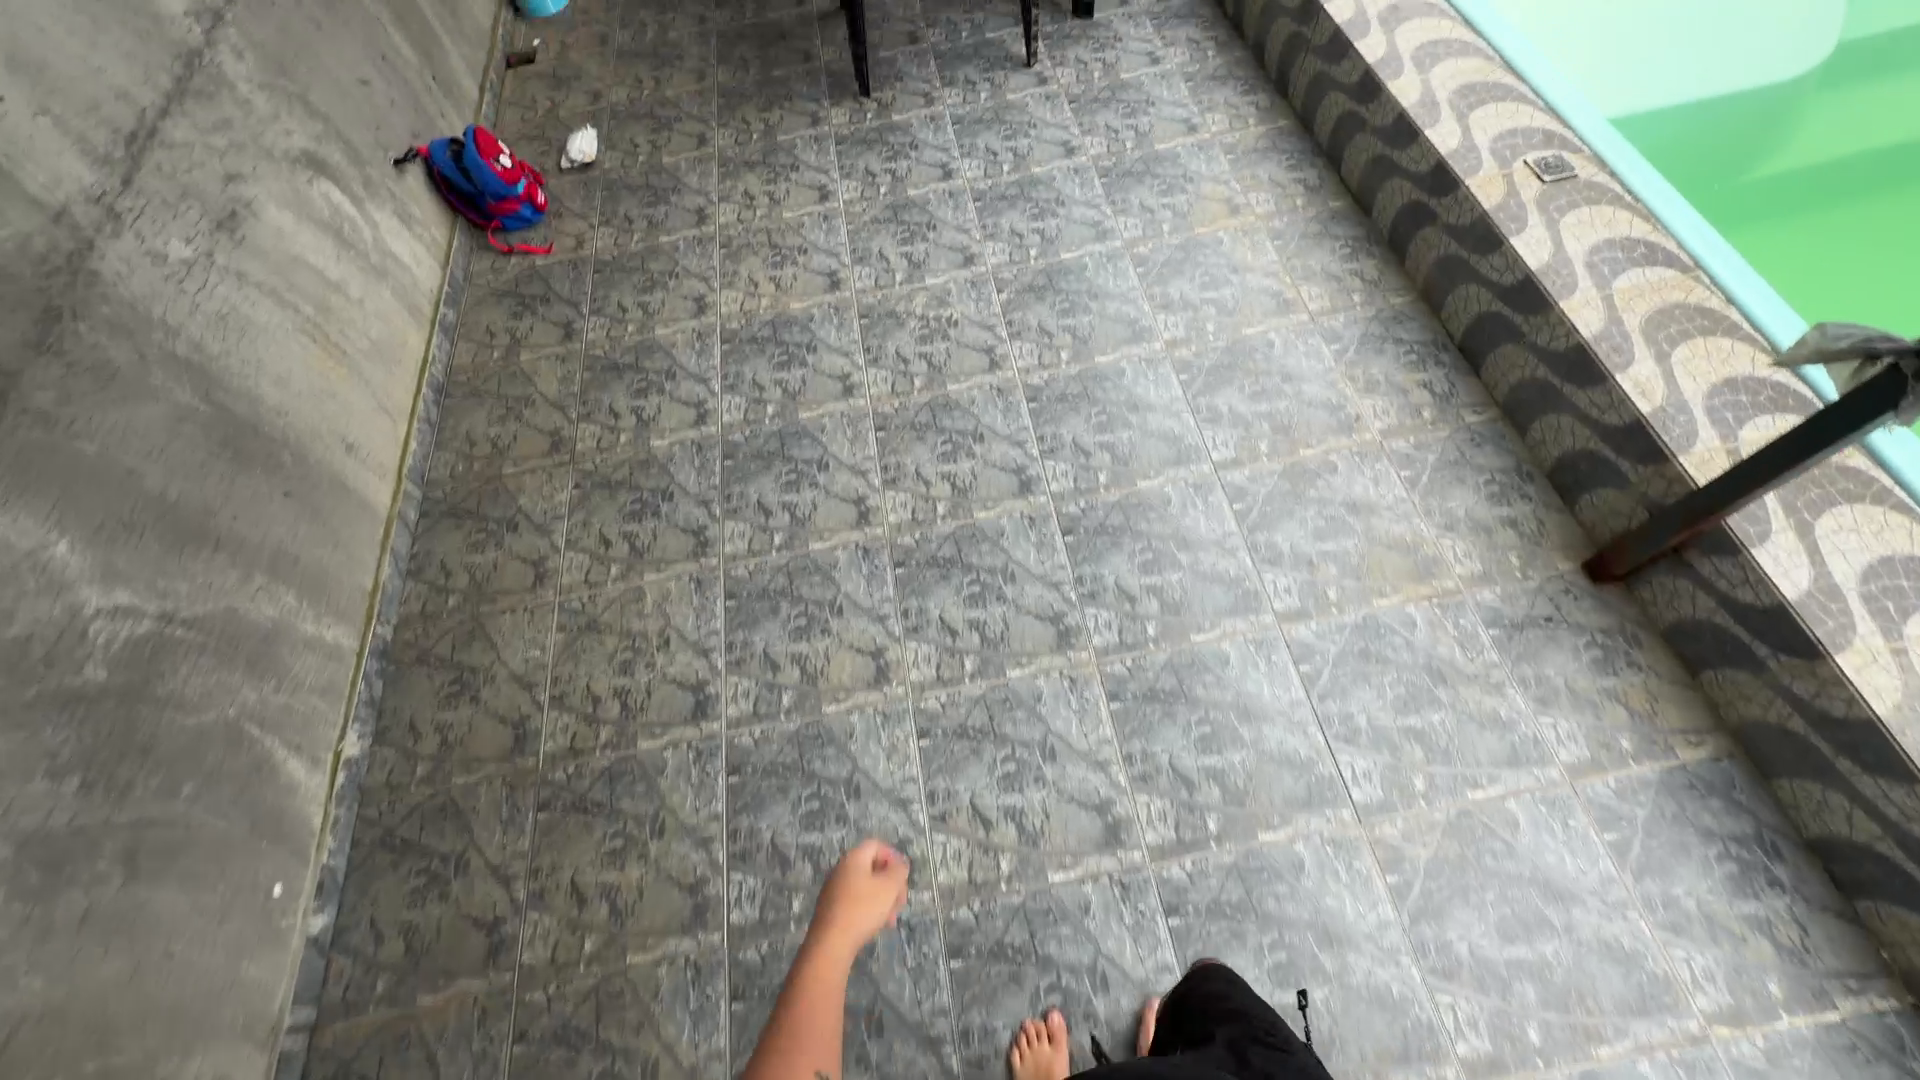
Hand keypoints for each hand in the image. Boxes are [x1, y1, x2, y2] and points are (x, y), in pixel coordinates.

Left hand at [806, 838, 909, 959]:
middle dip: (890, 883)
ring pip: (865, 886)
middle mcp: (841, 869)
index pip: (876, 845)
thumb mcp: (889, 887)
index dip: (893, 856)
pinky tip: (876, 925)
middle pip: (872, 867)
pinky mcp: (831, 908)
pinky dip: (869, 908)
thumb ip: (899, 871)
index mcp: (853, 858)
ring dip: (882, 898)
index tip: (903, 876)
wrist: (830, 943)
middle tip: (901, 901)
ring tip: (891, 918)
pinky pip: (855, 900)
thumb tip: (900, 864)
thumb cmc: (863, 909)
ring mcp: (834, 889)